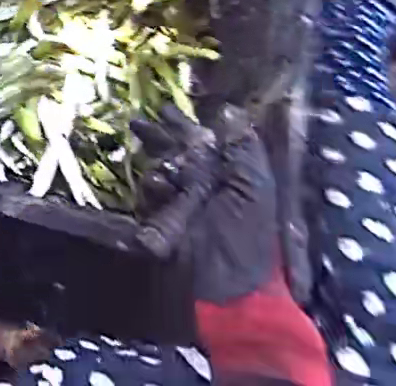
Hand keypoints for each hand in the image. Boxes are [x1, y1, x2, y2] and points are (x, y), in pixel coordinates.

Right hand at [132, 105, 277, 304]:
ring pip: (156, 166)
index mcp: (224, 174)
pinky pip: (148, 192)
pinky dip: (153, 188)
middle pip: (170, 149)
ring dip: (157, 161)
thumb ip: (244, 150)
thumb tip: (230, 110)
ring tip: (165, 169)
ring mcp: (176, 200)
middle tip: (138, 122)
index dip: (181, 123)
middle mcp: (198, 182)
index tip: (165, 109)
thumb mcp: (257, 189)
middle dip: (155, 134)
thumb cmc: (248, 236)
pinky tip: (162, 189)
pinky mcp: (157, 216)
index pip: (198, 140)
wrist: (229, 287)